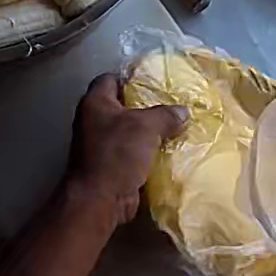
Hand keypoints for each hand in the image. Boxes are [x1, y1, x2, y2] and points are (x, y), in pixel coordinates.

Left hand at [66, 73, 187, 228]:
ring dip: (148, 133)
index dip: (130, 78)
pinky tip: (167, 152)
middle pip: (121, 106)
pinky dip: (146, 152)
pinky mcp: (109, 165)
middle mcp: (92, 121)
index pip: (110, 79)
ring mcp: (99, 145)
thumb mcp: (146, 126)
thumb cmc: (117, 153)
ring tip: (174, 128)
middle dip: (145, 107)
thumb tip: (183, 112)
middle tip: (170, 106)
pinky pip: (131, 153)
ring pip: (128, 132)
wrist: (100, 198)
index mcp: (95, 103)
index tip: (154, 82)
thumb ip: (165, 115)